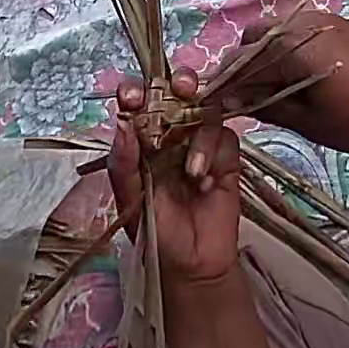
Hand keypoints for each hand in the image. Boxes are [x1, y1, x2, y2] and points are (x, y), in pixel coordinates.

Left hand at [110, 69, 241, 281]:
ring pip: (206, 111)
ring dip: (200, 134)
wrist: (190, 266)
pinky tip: (206, 182)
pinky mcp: (226, 156)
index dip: (138, 91)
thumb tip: (122, 123)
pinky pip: (224, 138)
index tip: (133, 95)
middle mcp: (173, 131)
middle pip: (179, 92)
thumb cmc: (155, 230)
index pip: (141, 102)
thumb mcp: (130, 199)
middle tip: (182, 87)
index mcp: (145, 136)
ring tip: (192, 172)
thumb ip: (123, 163)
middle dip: (181, 82)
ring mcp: (200, 140)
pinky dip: (215, 155)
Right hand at [212, 9, 348, 162]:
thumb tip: (232, 101)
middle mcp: (300, 22)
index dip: (222, 83)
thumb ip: (267, 106)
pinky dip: (286, 50)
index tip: (213, 104)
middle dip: (242, 65)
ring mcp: (322, 18)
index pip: (239, 60)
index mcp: (289, 45)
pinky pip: (298, 31)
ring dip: (264, 56)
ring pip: (276, 32)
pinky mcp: (339, 23)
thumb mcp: (312, 123)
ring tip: (270, 90)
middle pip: (253, 38)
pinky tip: (297, 77)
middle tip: (243, 98)